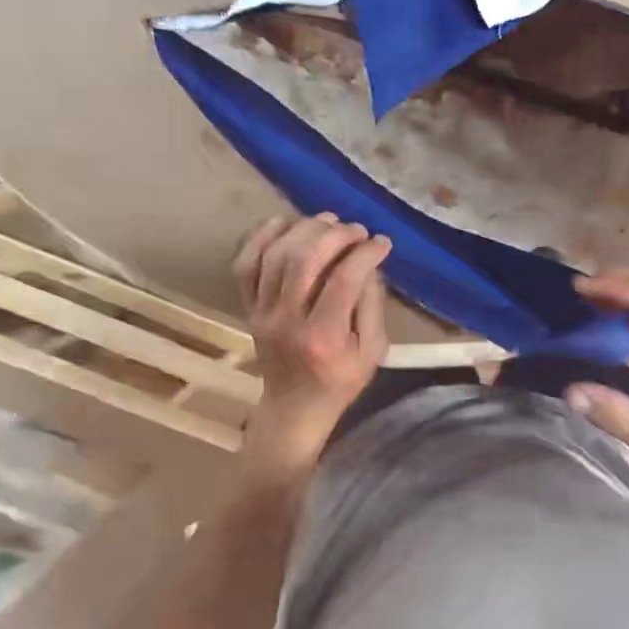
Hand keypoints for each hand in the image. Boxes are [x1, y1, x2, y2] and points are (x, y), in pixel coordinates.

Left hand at [233, 213, 391, 458]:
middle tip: (356, 230)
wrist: (293, 407)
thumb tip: (369, 262)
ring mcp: (262, 313)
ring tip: (328, 222)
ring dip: (303, 229)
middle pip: (305, 260)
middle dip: (335, 235)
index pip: (344, 280)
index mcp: (323, 337)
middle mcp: (287, 321)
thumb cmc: (339, 381)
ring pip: (276, 255)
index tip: (381, 242)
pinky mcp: (248, 308)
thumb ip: (372, 306)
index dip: (365, 253)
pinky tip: (284, 223)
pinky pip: (246, 265)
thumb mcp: (372, 352)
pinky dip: (262, 238)